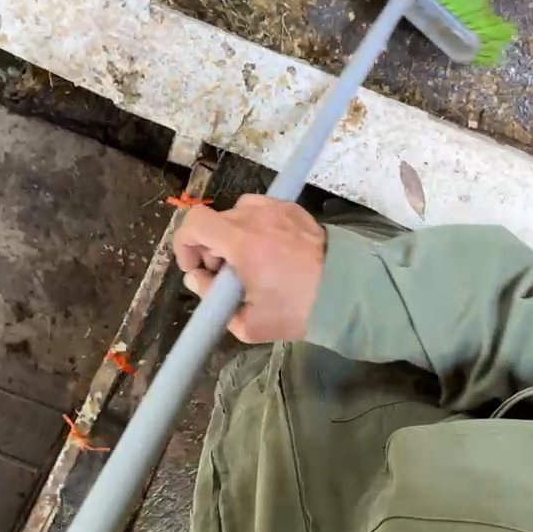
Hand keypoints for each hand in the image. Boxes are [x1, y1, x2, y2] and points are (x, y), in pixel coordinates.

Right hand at [173, 196, 326, 342]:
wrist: (348, 290)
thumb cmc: (298, 309)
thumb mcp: (249, 323)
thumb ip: (212, 300)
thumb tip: (197, 280)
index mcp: (241, 242)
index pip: (194, 222)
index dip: (185, 244)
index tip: (195, 268)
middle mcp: (255, 216)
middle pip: (214, 221)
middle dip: (210, 248)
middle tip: (224, 276)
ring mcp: (276, 208)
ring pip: (237, 214)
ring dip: (232, 236)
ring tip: (248, 262)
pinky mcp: (293, 208)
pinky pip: (260, 210)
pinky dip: (255, 226)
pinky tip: (269, 250)